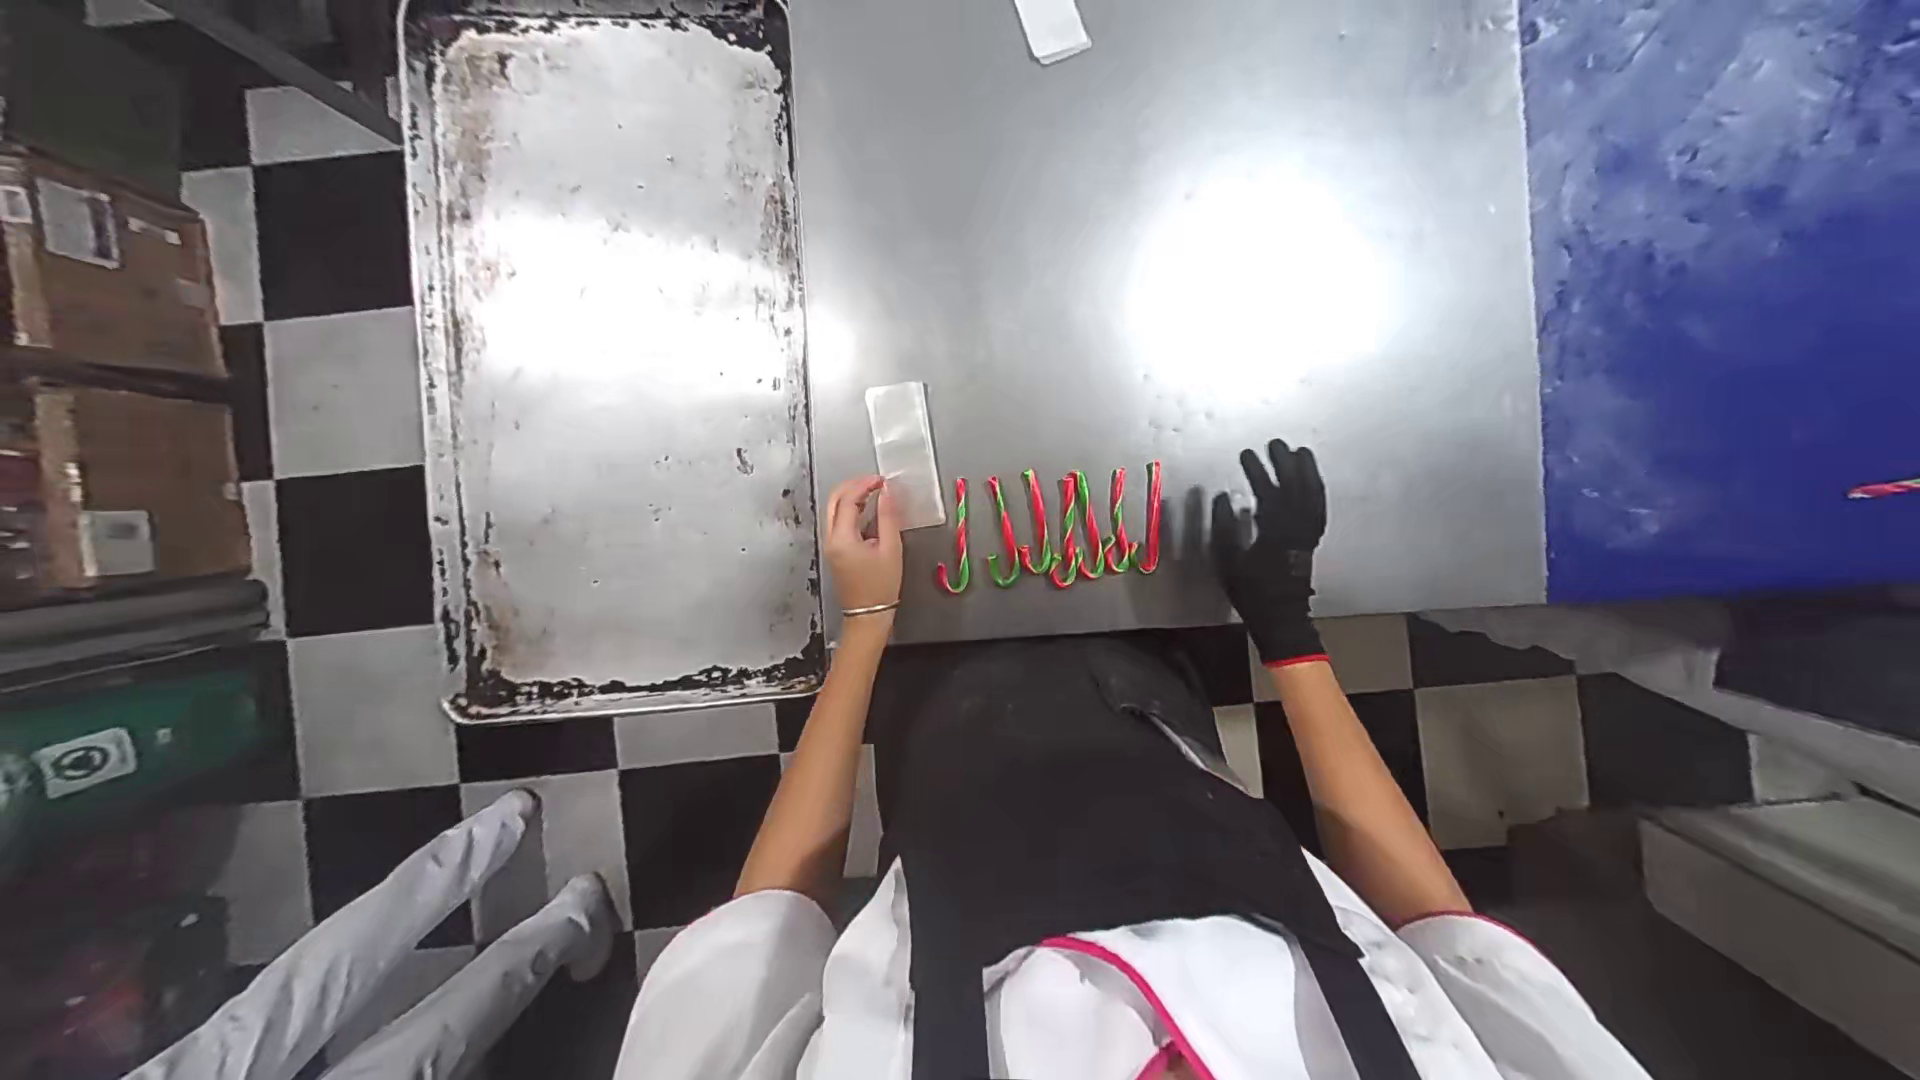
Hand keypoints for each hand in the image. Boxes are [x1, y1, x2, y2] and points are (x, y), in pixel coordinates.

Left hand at [825, 475, 902, 613]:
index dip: (864, 485)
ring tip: (874, 492)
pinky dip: (851, 510)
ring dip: (851, 497)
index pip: (847, 500)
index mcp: (842, 539)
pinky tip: (868, 510)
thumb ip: (889, 517)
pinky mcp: (835, 551)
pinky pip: (839, 522)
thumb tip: (887, 493)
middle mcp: (830, 540)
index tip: (881, 480)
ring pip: (834, 510)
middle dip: (853, 486)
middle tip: (875, 482)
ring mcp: (830, 545)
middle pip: (834, 500)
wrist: (868, 615)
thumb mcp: (891, 549)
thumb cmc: (881, 587)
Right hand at [1212, 439, 1326, 664]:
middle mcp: (1298, 528)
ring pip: (1313, 495)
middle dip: (1286, 463)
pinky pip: (1317, 507)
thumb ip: (1224, 526)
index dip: (1257, 471)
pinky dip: (1314, 491)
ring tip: (1300, 453)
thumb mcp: (1228, 559)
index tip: (1246, 453)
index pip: (1269, 492)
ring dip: (1307, 472)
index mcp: (1276, 531)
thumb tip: (1223, 497)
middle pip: (1296, 487)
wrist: (1281, 615)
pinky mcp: (1312, 538)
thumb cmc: (1251, 590)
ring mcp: (1309, 533)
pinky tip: (1309, 483)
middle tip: (1275, 443)